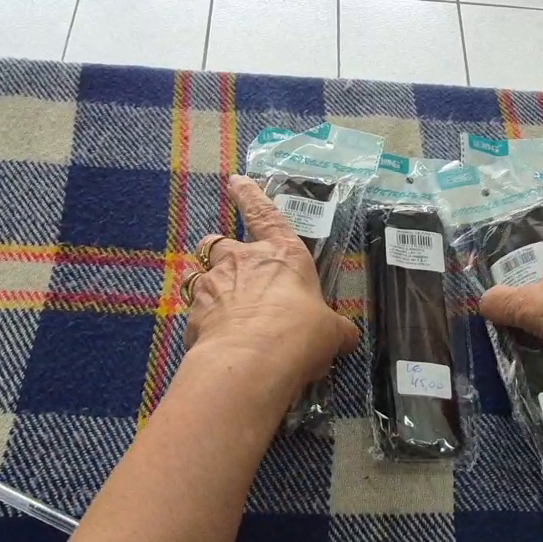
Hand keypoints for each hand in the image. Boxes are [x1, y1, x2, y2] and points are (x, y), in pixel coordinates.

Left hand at [182, 174, 359, 393]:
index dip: (251, 196)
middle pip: (218, 243)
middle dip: (219, 251)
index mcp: (281, 254)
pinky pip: (194, 314)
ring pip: (199, 275)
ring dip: (206, 286)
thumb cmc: (300, 333)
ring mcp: (213, 285)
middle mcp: (242, 261)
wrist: (253, 361)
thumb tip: (348, 338)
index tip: (236, 180)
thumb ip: (335, 330)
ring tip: (217, 307)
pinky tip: (213, 343)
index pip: (265, 214)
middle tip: (225, 264)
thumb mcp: (331, 331)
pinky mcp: (193, 315)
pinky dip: (202, 324)